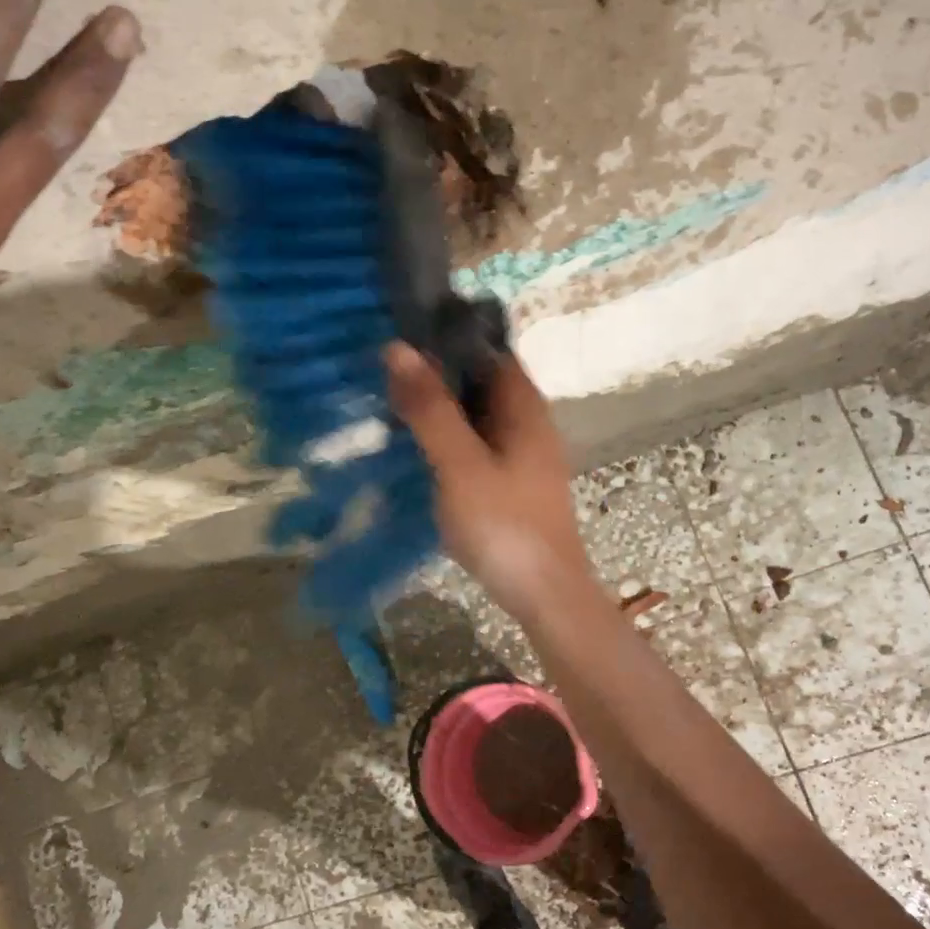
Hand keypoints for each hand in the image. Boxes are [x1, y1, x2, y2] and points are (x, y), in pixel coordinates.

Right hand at [384, 342, 596, 621]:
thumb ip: (430, 409)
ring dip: (441, 410)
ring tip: (391, 405)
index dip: (450, 337)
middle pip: (482, 382)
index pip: (489, 349)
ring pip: (478, 417)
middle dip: (439, 374)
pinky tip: (418, 452)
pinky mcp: (512, 486)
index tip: (402, 332)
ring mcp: (522, 457)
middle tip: (384, 370)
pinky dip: (449, 441)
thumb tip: (398, 348)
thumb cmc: (504, 525)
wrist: (544, 594)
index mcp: (525, 408)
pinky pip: (477, 447)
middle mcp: (529, 424)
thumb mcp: (460, 465)